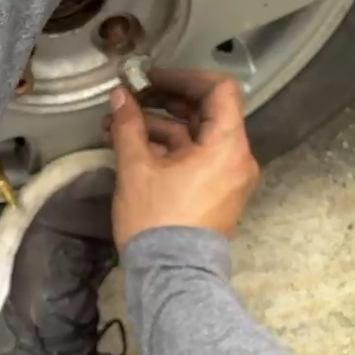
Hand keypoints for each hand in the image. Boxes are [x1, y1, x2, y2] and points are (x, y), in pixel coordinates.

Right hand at [106, 69, 261, 248]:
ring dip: (160, 126)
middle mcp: (236, 158)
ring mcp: (228, 177)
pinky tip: (133, 146)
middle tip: (131, 98)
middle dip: (165, 102)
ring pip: (196, 137)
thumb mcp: (136, 168)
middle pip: (207, 112)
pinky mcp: (216, 193)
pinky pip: (197, 158)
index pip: (220, 90)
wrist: (172, 276)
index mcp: (227, 146)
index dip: (185, 78)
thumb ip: (128, 125)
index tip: (152, 80)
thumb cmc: (157, 220)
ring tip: (118, 125)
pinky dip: (170, 149)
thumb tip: (119, 96)